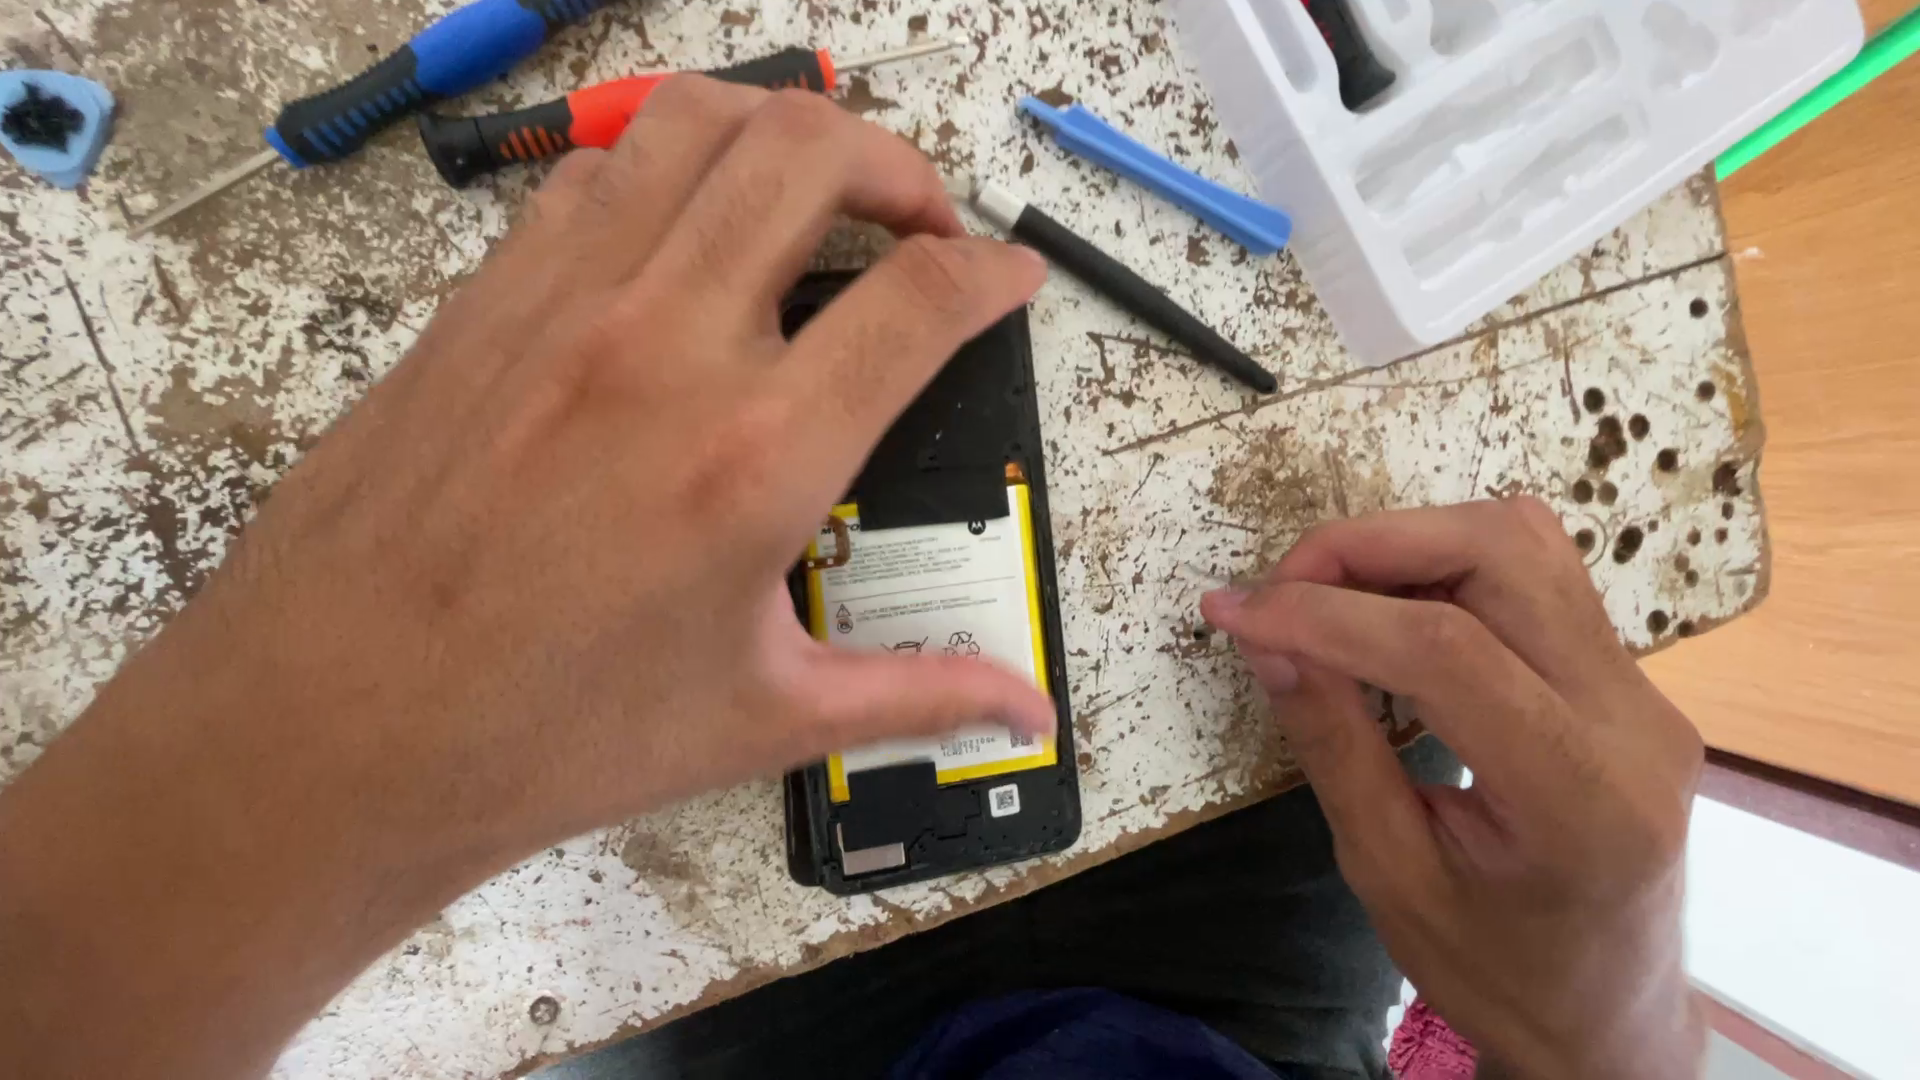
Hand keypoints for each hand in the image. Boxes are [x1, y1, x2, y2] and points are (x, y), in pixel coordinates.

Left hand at [0, 77, 1050, 1077]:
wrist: (334, 736)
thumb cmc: (565, 737)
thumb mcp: (774, 717)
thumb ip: (924, 694)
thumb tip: (1030, 714)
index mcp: (757, 456)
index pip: (916, 304)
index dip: (994, 275)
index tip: (1019, 276)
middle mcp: (666, 347)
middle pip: (810, 155)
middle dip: (903, 168)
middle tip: (930, 226)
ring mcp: (562, 306)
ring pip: (696, 125)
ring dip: (788, 136)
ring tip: (825, 199)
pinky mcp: (485, 303)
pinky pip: (600, 173)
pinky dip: (677, 165)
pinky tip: (697, 236)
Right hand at [1201, 499, 1705, 1079]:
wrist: (1607, 1017)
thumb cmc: (1489, 968)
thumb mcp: (1383, 869)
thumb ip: (1329, 741)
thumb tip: (1266, 637)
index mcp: (1577, 795)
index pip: (1443, 650)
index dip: (1319, 614)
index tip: (1231, 612)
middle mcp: (1631, 717)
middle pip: (1498, 553)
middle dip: (1363, 547)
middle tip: (1280, 589)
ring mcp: (1638, 686)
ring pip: (1517, 540)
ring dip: (1398, 542)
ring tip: (1321, 594)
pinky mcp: (1620, 674)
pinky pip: (1526, 569)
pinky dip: (1432, 559)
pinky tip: (1379, 607)